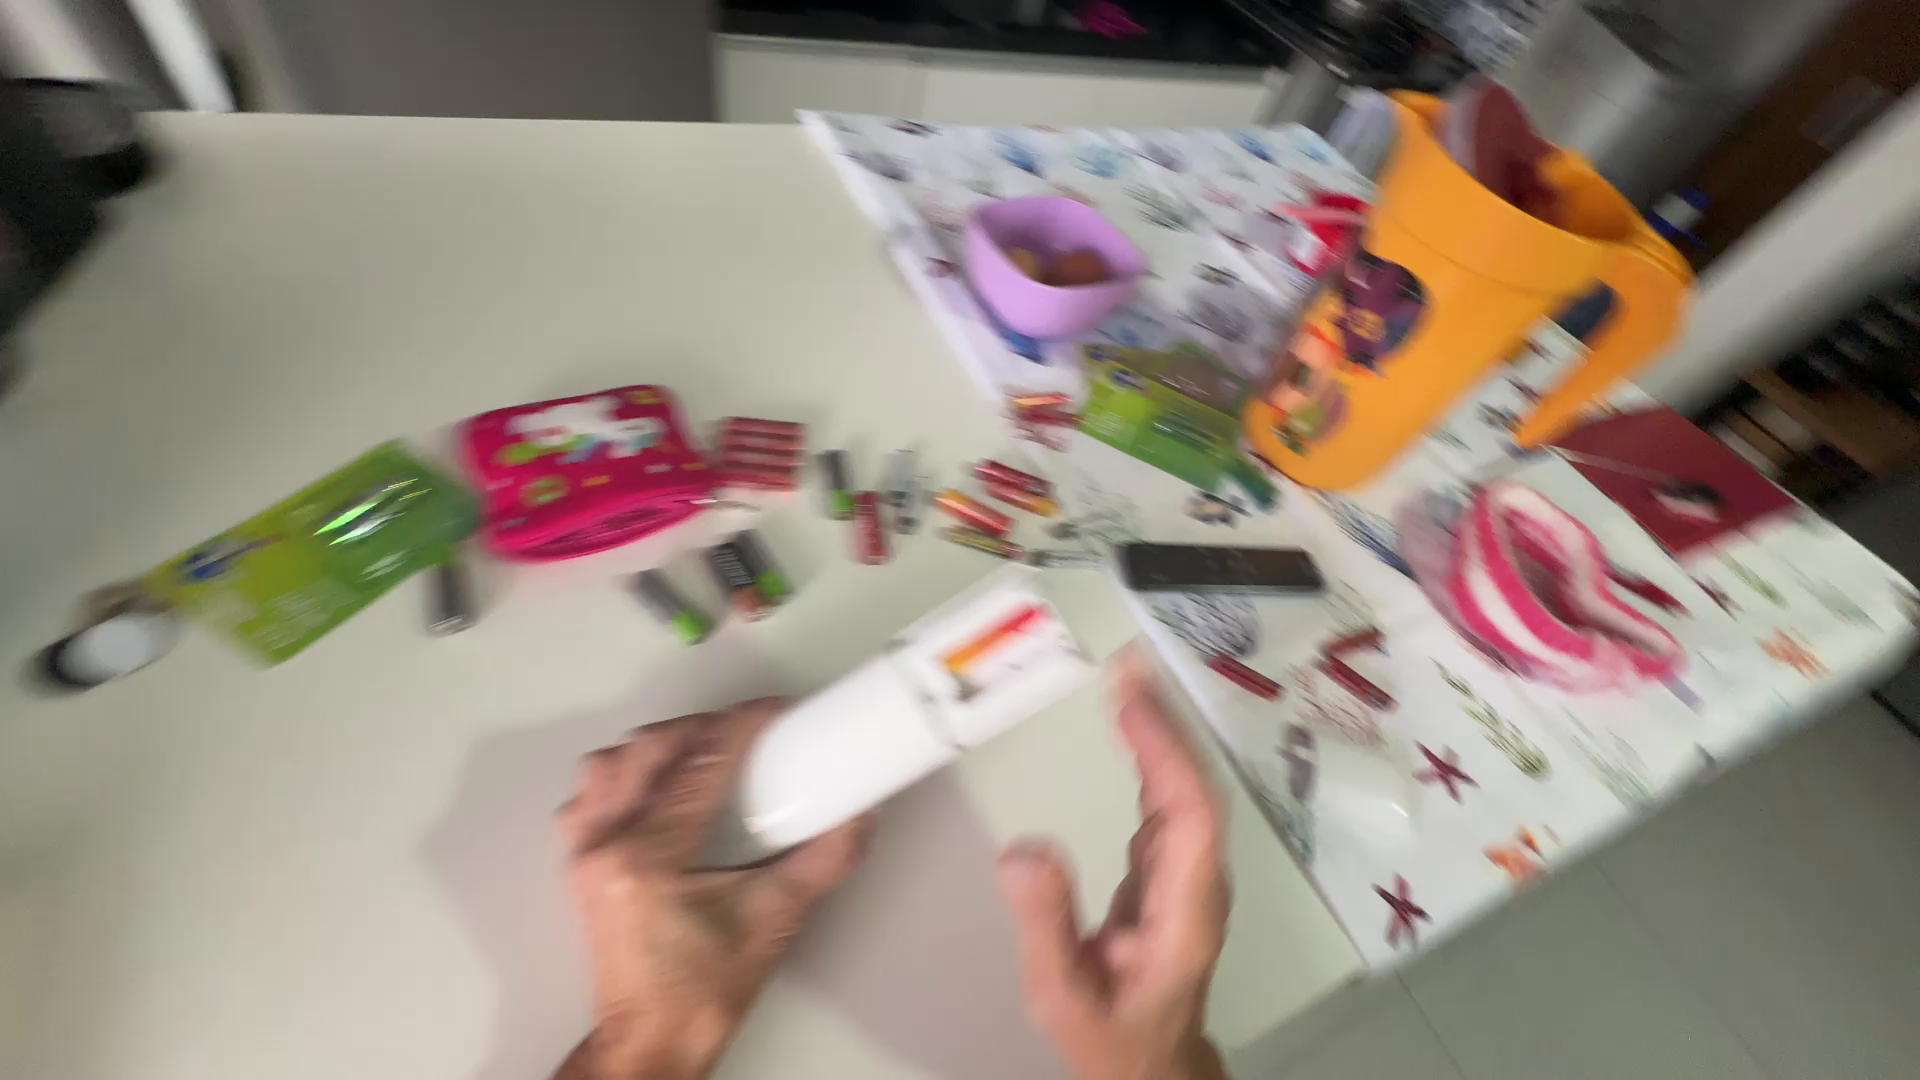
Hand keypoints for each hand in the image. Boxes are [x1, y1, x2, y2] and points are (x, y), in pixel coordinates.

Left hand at [551, 700, 872, 1079]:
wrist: (651, 1043)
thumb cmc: (710, 987)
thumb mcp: (780, 918)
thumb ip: (828, 859)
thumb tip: (863, 813)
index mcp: (654, 855)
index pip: (703, 763)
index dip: (744, 724)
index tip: (778, 710)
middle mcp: (609, 843)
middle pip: (650, 748)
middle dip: (703, 727)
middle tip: (744, 732)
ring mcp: (584, 853)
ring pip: (609, 764)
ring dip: (656, 748)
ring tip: (699, 753)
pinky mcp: (578, 864)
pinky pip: (587, 796)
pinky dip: (620, 778)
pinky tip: (653, 790)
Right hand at [997, 648, 1230, 1079]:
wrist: (1146, 1063)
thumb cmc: (1109, 1033)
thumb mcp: (1064, 993)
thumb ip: (1046, 925)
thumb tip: (1024, 848)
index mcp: (1184, 907)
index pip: (1188, 811)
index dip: (1164, 748)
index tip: (1128, 697)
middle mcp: (1195, 876)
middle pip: (1192, 784)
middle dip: (1162, 719)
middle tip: (1126, 664)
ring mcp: (1185, 867)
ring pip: (1181, 783)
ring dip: (1157, 726)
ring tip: (1126, 677)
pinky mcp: (1167, 863)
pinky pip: (1164, 793)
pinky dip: (1148, 750)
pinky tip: (1129, 722)